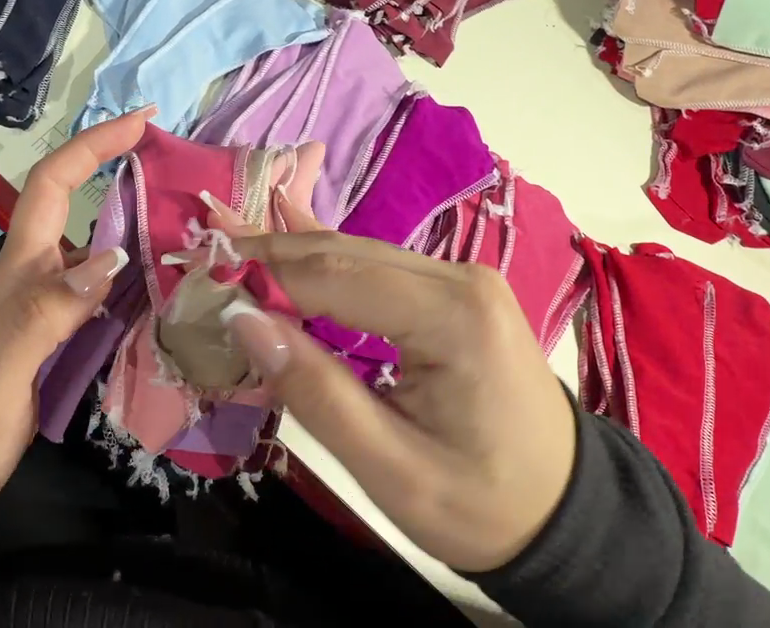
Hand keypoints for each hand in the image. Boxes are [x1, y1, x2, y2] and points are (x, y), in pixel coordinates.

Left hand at [0, 108, 153, 517]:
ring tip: (195, 226)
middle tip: (187, 172)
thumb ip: (45, 314)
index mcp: (17, 270)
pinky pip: (103, 296)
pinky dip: (137, 280)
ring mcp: (46, 310)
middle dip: (122, 172)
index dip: (92, 146)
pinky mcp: (57, 342)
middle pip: (78, 208)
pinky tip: (169, 290)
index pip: (52, 187)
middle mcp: (34, 278)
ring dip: (139, 227)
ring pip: (96, 251)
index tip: (142, 120)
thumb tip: (112, 257)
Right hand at [226, 198, 577, 572]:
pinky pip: (373, 267)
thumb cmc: (483, 504)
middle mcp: (457, 277)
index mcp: (451, 315)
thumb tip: (240, 318)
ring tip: (227, 265)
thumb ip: (314, 389)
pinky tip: (280, 254)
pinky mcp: (454, 291)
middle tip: (201, 270)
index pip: (331, 274)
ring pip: (351, 253)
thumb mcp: (390, 468)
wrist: (569, 518)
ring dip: (288, 261)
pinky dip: (321, 268)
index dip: (259, 275)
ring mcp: (459, 278)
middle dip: (266, 258)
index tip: (200, 287)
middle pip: (338, 251)